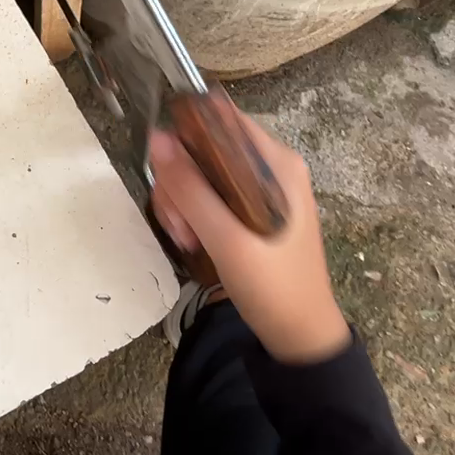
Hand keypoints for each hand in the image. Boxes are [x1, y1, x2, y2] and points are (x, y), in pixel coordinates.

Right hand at [148, 112, 350, 364]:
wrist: (299, 336)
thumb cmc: (272, 285)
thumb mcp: (226, 238)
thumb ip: (190, 188)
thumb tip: (156, 137)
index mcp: (275, 162)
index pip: (219, 118)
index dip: (185, 135)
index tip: (166, 170)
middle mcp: (268, 166)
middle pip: (203, 147)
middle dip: (179, 180)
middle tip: (178, 221)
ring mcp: (259, 188)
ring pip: (199, 172)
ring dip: (180, 201)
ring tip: (185, 238)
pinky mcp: (249, 208)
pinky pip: (207, 193)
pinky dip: (191, 212)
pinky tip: (191, 239)